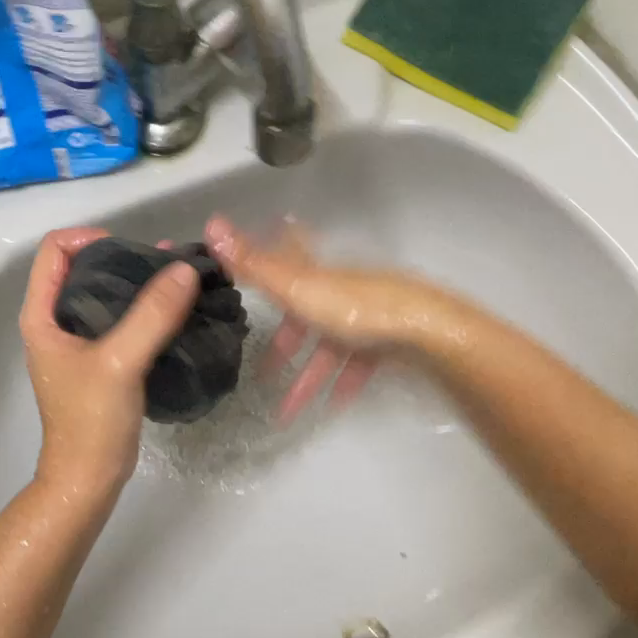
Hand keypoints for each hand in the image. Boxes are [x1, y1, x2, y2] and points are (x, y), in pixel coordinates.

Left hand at [20, 227, 201, 492]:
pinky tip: (175, 313)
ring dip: (138, 286)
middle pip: (83, 269)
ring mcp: (77, 345)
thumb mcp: (120, 362)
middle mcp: (55, 324)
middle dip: (123, 258)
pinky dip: (144, 312)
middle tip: (165, 263)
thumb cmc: (91, 421)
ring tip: (178, 281)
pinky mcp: (100, 363)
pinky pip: (120, 323)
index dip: (89, 238)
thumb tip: (185, 270)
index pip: (54, 250)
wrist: (89, 477)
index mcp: (41, 316)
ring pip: (104, 297)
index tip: (131, 249)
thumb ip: (151, 315)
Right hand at [204, 214, 467, 424]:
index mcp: (319, 274)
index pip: (289, 255)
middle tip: (262, 372)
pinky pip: (358, 363)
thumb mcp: (297, 289)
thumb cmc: (356, 310)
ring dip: (308, 378)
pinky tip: (333, 407)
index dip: (271, 254)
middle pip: (307, 312)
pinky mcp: (390, 340)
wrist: (427, 333)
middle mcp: (342, 288)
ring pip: (330, 345)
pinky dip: (342, 383)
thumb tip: (211, 223)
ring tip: (286, 414)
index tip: (254, 261)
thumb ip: (254, 265)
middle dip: (284, 342)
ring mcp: (368, 315)